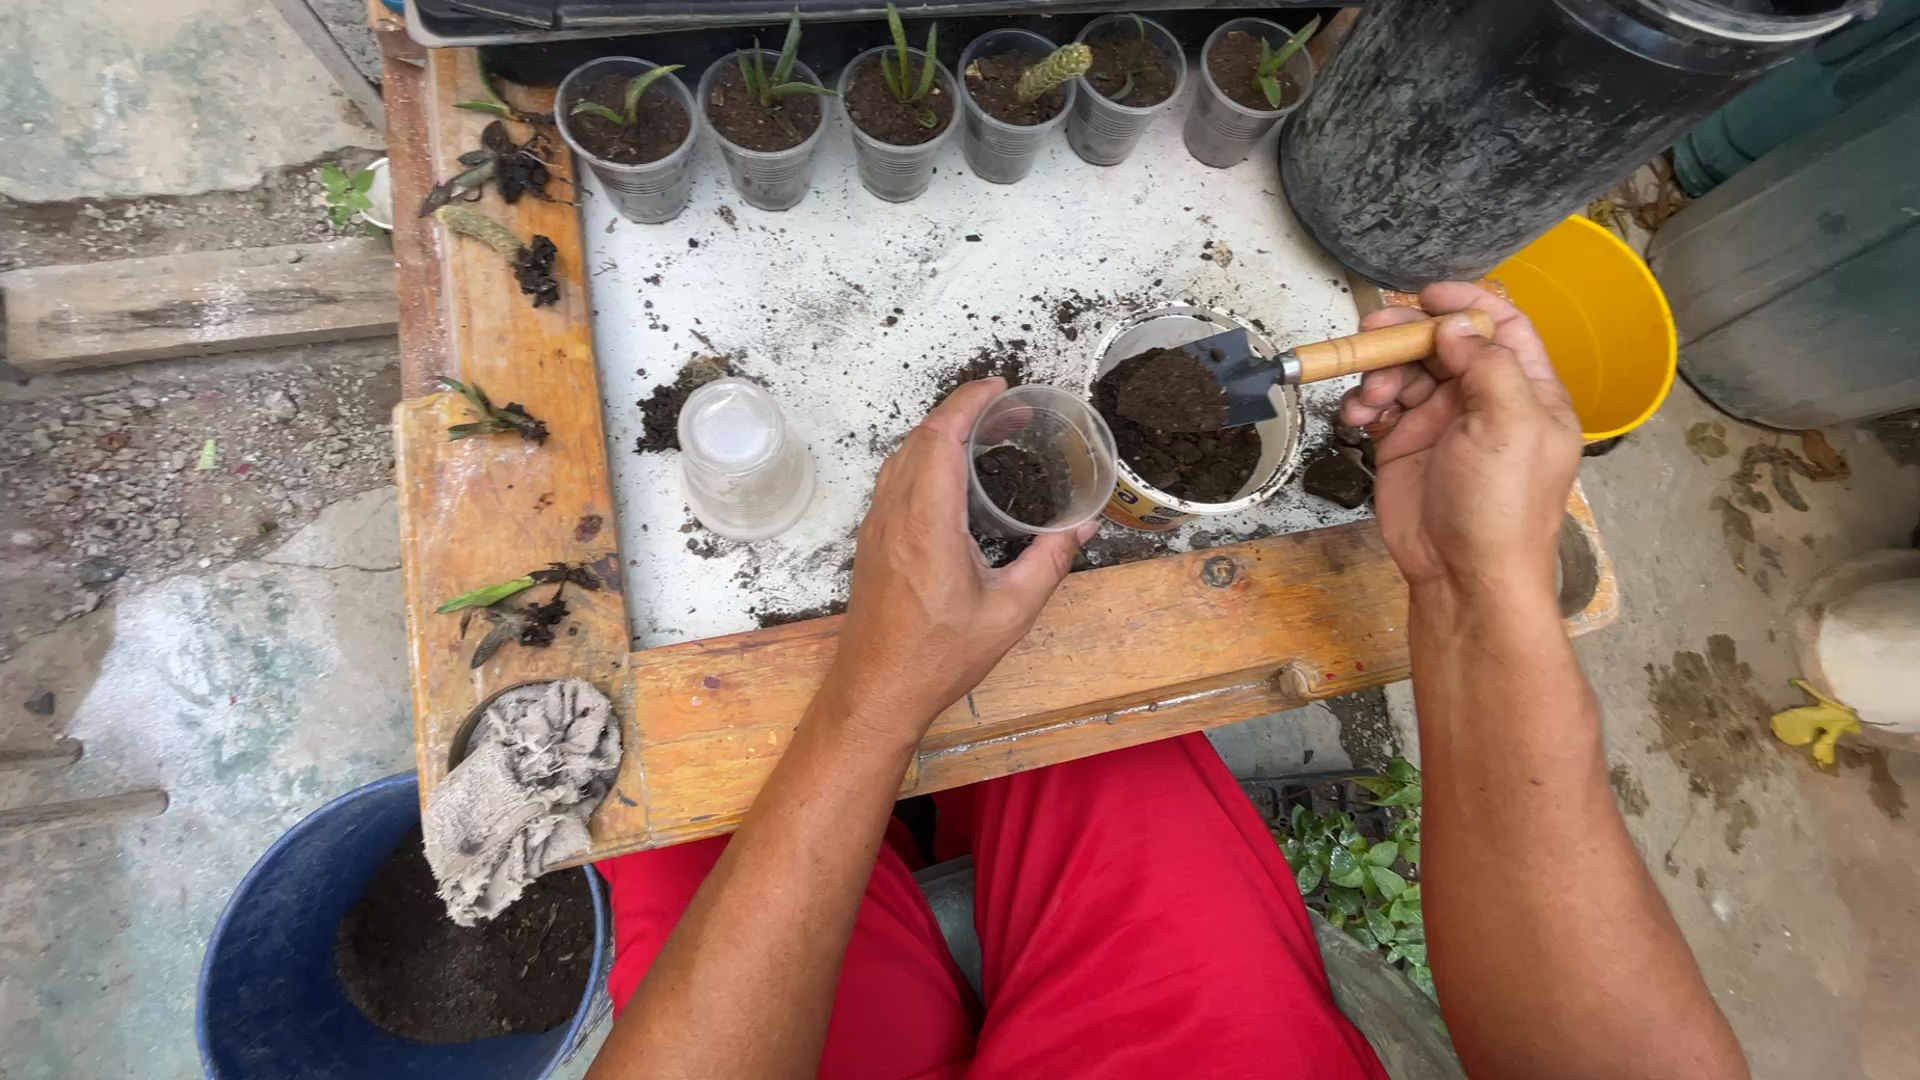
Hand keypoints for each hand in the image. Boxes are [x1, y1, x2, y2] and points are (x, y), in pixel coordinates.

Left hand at [824, 378, 1095, 742]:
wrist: (876, 691)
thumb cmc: (939, 657)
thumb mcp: (1010, 612)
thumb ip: (1049, 562)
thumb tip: (1082, 526)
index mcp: (927, 524)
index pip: (939, 438)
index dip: (968, 403)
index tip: (999, 388)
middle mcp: (894, 515)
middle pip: (920, 439)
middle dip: (962, 414)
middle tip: (1008, 414)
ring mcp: (876, 527)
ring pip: (903, 457)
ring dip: (941, 436)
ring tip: (986, 437)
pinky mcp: (872, 541)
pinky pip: (895, 481)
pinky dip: (924, 460)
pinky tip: (953, 477)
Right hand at [1338, 283, 1582, 602]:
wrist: (1459, 568)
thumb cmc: (1500, 504)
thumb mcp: (1511, 427)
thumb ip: (1488, 367)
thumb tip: (1454, 327)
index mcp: (1524, 388)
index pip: (1498, 326)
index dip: (1465, 303)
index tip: (1425, 294)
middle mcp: (1480, 399)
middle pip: (1440, 344)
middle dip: (1407, 335)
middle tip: (1373, 332)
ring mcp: (1438, 421)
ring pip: (1403, 373)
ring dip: (1379, 373)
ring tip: (1368, 398)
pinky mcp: (1401, 443)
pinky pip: (1378, 406)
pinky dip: (1362, 403)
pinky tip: (1357, 416)